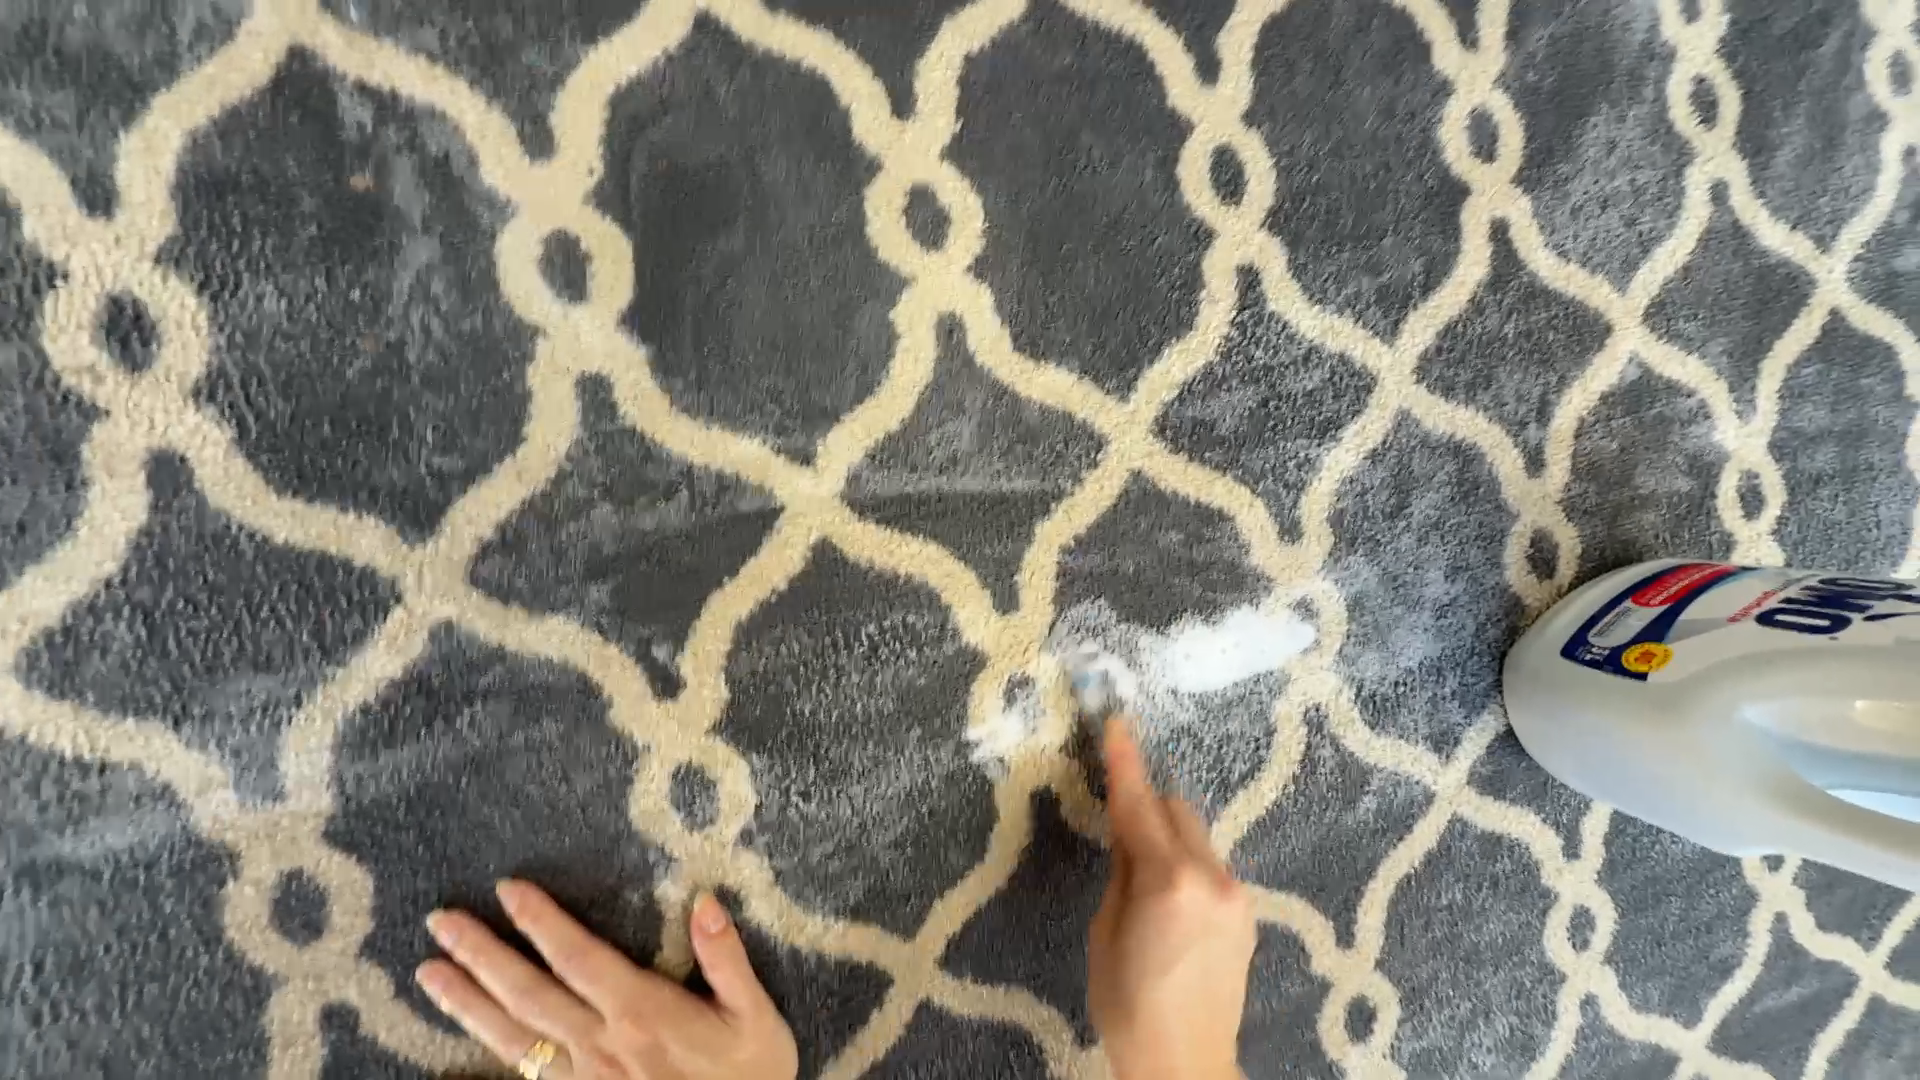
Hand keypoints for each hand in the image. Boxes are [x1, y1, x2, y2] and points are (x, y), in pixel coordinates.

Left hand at [416, 881, 797, 1079]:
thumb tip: (704, 899)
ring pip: (512, 1037)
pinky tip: (466, 1034)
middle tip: (440, 922)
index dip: (540, 923)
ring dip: (467, 1002)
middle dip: (482, 955)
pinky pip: (522, 1075)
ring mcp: (582, 1079)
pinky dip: (486, 1052)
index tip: (508, 890)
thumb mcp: (755, 1015)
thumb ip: (726, 957)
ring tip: (428, 973)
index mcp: (642, 1012)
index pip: (579, 958)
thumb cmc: (750, 1076)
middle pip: (529, 994)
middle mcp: (600, 1043)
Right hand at [1088, 715, 1256, 1079]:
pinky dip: (1184, 862)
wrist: (1186, 1067)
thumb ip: (1122, 868)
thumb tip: (1128, 829)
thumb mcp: (1106, 930)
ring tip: (1144, 879)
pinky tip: (1170, 902)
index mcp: (1168, 880)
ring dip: (1166, 836)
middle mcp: (1211, 876)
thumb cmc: (1127, 1003)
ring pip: (1195, 835)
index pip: (1138, 805)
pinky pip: (1208, 864)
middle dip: (1145, 806)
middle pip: (1175, 809)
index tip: (1116, 722)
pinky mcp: (1246, 912)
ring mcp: (1236, 894)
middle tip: (1118, 828)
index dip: (1124, 762)